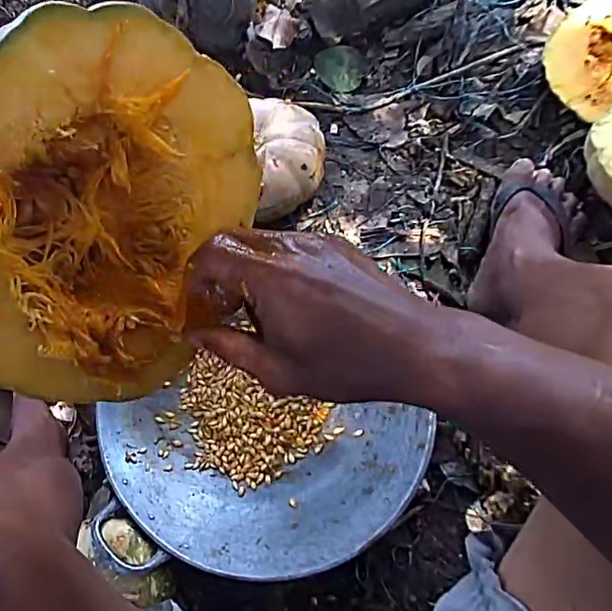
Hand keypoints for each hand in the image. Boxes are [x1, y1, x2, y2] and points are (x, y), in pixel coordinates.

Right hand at [183, 229, 448, 402]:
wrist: (418, 346)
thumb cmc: (349, 366)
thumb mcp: (280, 371)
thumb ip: (230, 349)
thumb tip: (197, 335)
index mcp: (271, 279)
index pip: (211, 253)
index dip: (194, 277)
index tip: (197, 304)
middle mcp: (291, 249)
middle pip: (232, 239)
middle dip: (215, 270)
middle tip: (220, 306)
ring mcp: (317, 242)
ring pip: (260, 240)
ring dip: (244, 267)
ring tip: (257, 309)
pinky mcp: (336, 245)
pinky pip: (289, 245)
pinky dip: (273, 265)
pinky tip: (289, 300)